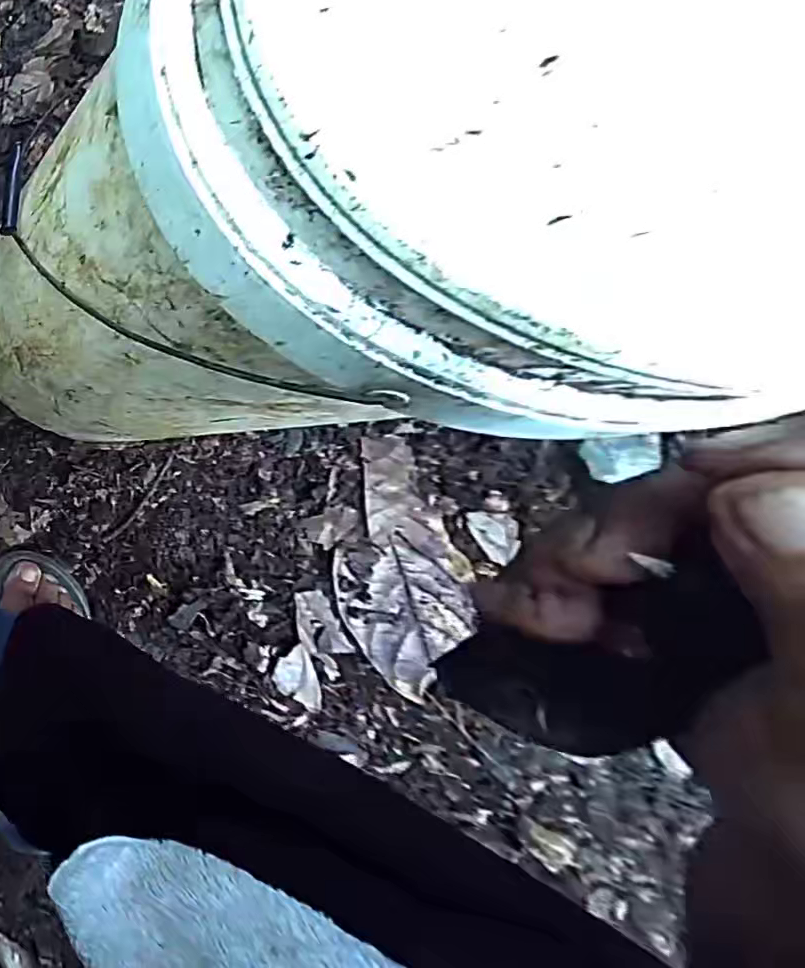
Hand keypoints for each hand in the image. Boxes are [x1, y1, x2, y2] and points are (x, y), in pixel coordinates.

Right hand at [474, 416, 804, 784]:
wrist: (797, 856)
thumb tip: (759, 491)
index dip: (755, 456)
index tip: (687, 485)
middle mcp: (796, 554)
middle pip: (703, 488)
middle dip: (620, 527)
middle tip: (581, 578)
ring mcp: (738, 574)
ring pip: (630, 523)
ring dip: (564, 564)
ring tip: (543, 617)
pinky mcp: (673, 597)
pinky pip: (592, 561)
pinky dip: (548, 583)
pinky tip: (533, 615)